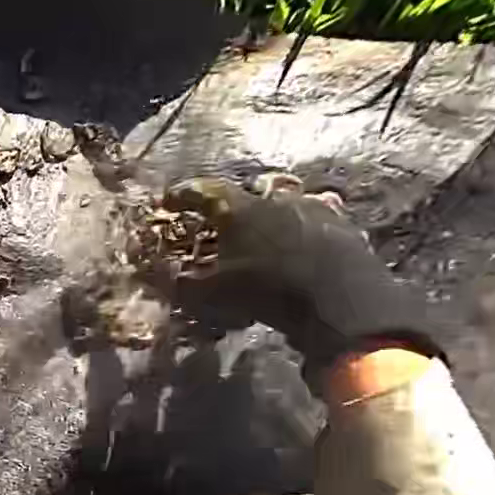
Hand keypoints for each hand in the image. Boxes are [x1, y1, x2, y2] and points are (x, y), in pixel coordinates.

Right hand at [169, 176, 437, 373]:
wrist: (339, 303)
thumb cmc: (263, 291)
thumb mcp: (206, 293)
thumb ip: (175, 280)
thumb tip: (151, 271)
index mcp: (239, 210)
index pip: (204, 191)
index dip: (183, 194)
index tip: (168, 202)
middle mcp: (276, 201)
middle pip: (249, 192)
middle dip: (232, 205)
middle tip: (219, 222)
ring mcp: (315, 209)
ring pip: (284, 202)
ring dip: (268, 215)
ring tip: (259, 234)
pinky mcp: (342, 226)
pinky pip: (312, 218)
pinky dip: (296, 228)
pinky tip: (292, 246)